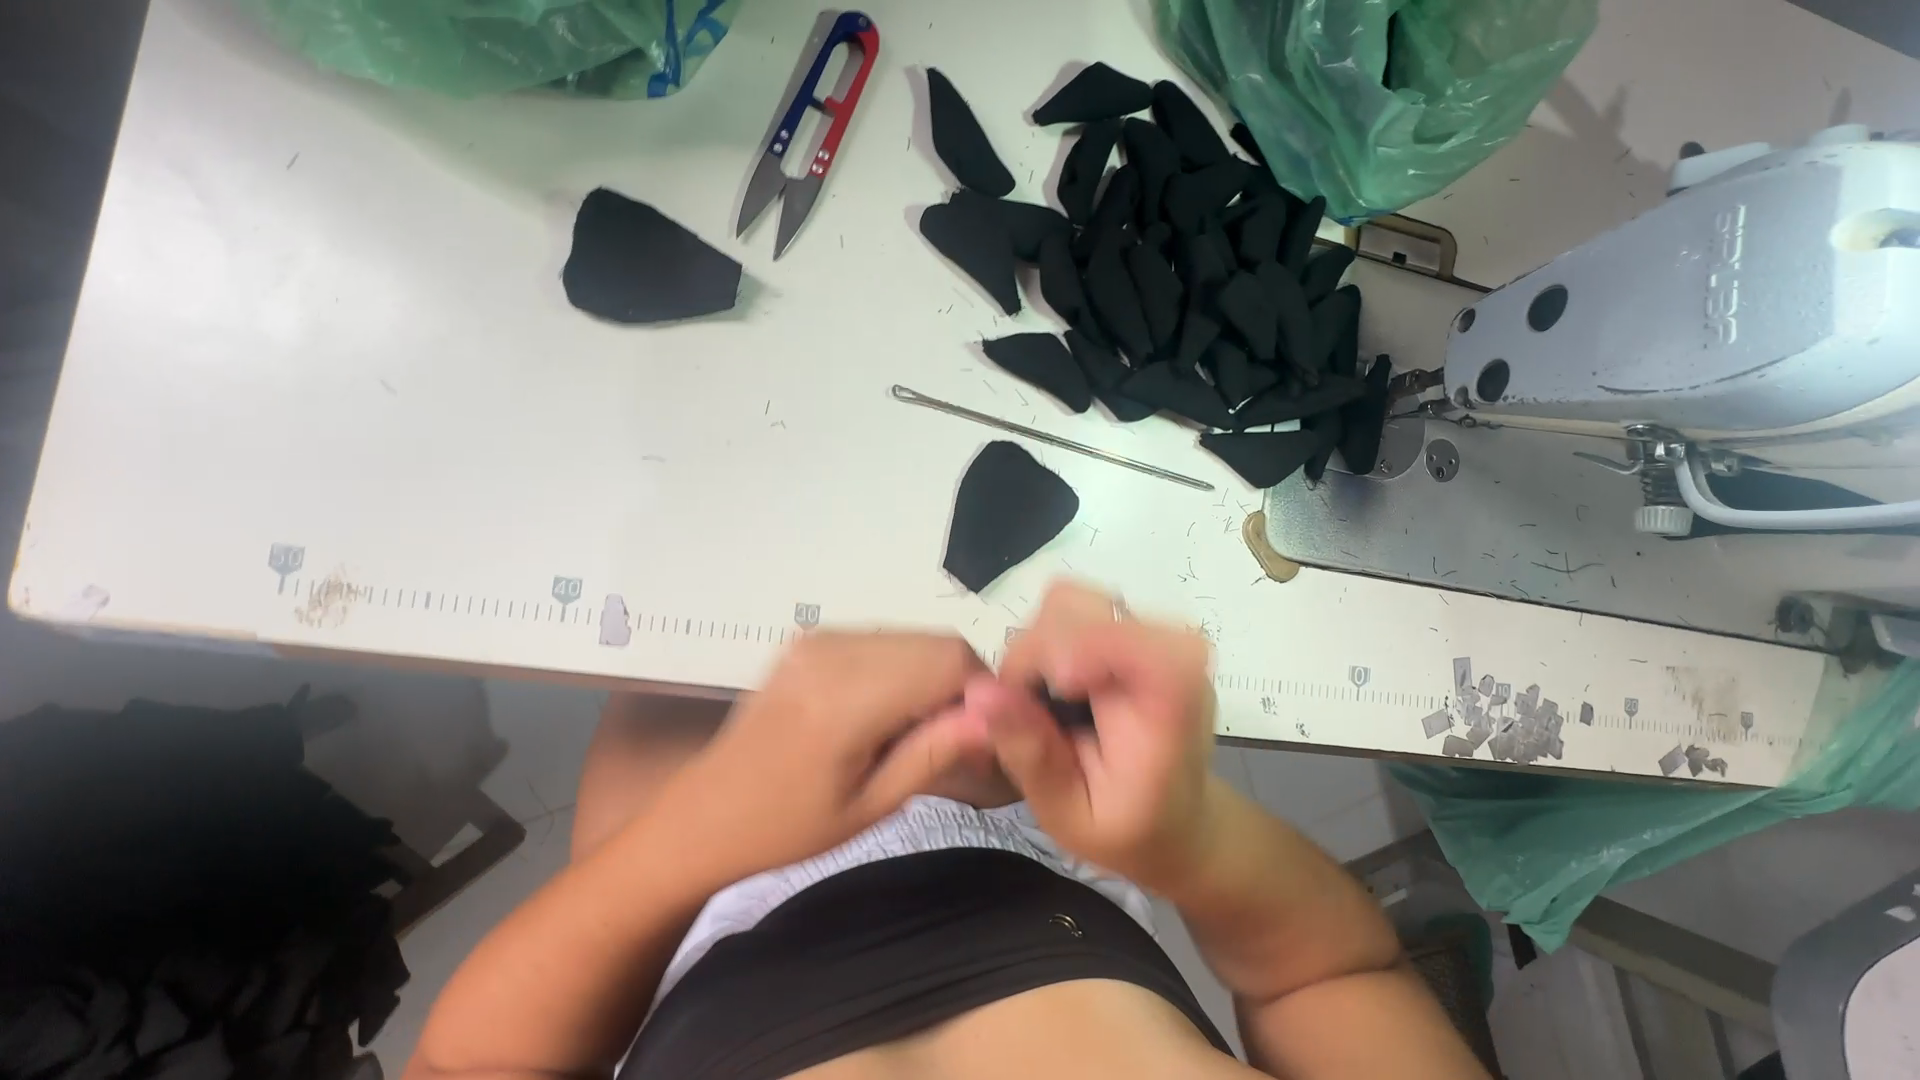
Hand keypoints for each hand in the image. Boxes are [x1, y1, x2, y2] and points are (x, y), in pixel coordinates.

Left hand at [663, 632, 993, 878]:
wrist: (705, 815)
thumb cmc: (788, 828)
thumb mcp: (872, 806)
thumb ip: (936, 753)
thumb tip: (997, 717)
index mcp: (846, 699)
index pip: (950, 660)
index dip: (982, 692)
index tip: (981, 735)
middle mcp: (833, 651)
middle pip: (936, 642)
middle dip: (960, 683)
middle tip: (951, 737)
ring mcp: (817, 638)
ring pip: (913, 636)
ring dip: (932, 673)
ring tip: (913, 727)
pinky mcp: (809, 637)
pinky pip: (882, 639)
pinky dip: (902, 666)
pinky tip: (883, 710)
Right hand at [963, 581, 1222, 890]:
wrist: (1175, 817)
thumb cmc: (1128, 828)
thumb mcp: (1071, 815)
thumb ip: (1031, 756)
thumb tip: (979, 693)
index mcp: (1171, 707)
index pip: (1152, 647)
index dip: (1095, 644)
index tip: (1057, 684)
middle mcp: (1167, 654)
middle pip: (1085, 610)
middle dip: (1037, 654)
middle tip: (1025, 713)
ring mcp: (1147, 633)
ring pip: (1067, 602)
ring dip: (1036, 648)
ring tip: (1040, 705)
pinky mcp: (1125, 627)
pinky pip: (1067, 610)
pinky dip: (1043, 644)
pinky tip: (1052, 691)